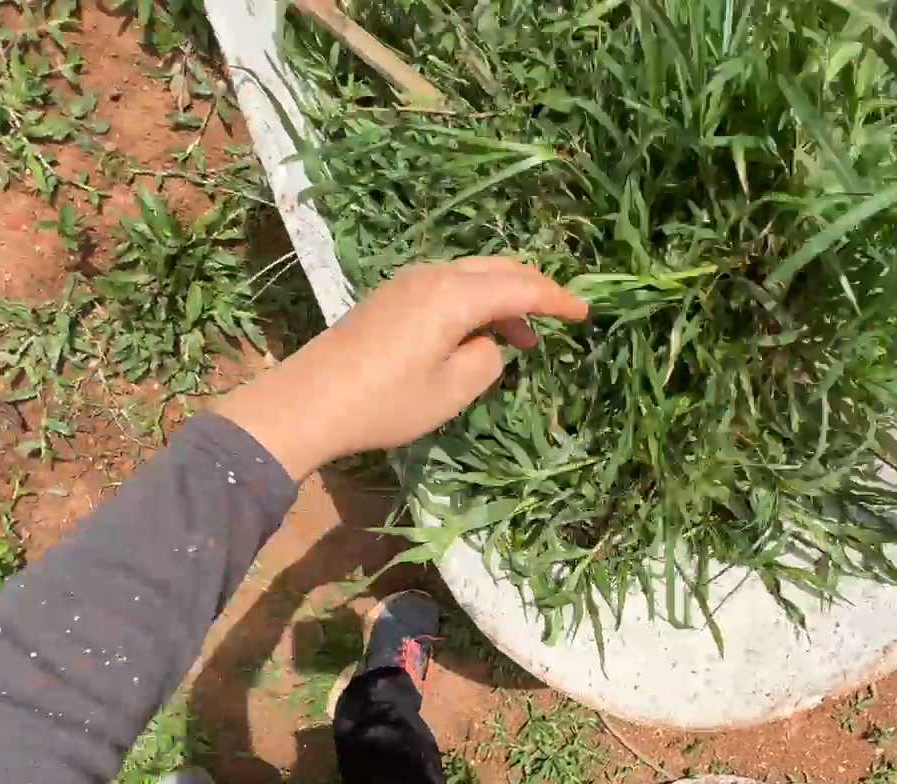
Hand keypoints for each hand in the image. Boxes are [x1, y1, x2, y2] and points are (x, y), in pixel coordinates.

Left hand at [214, 256, 587, 478]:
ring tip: (523, 337)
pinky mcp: (392, 297)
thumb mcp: (452, 391)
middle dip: (535, 288)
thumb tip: (488, 342)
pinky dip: (477, 302)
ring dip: (504, 298)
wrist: (311, 401)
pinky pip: (449, 286)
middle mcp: (433, 276)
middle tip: (561, 313)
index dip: (558, 300)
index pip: (521, 289)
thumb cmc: (387, 402)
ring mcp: (408, 282)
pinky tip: (479, 332)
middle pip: (499, 269)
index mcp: (454, 296)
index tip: (585, 313)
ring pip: (473, 275)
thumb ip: (487, 360)